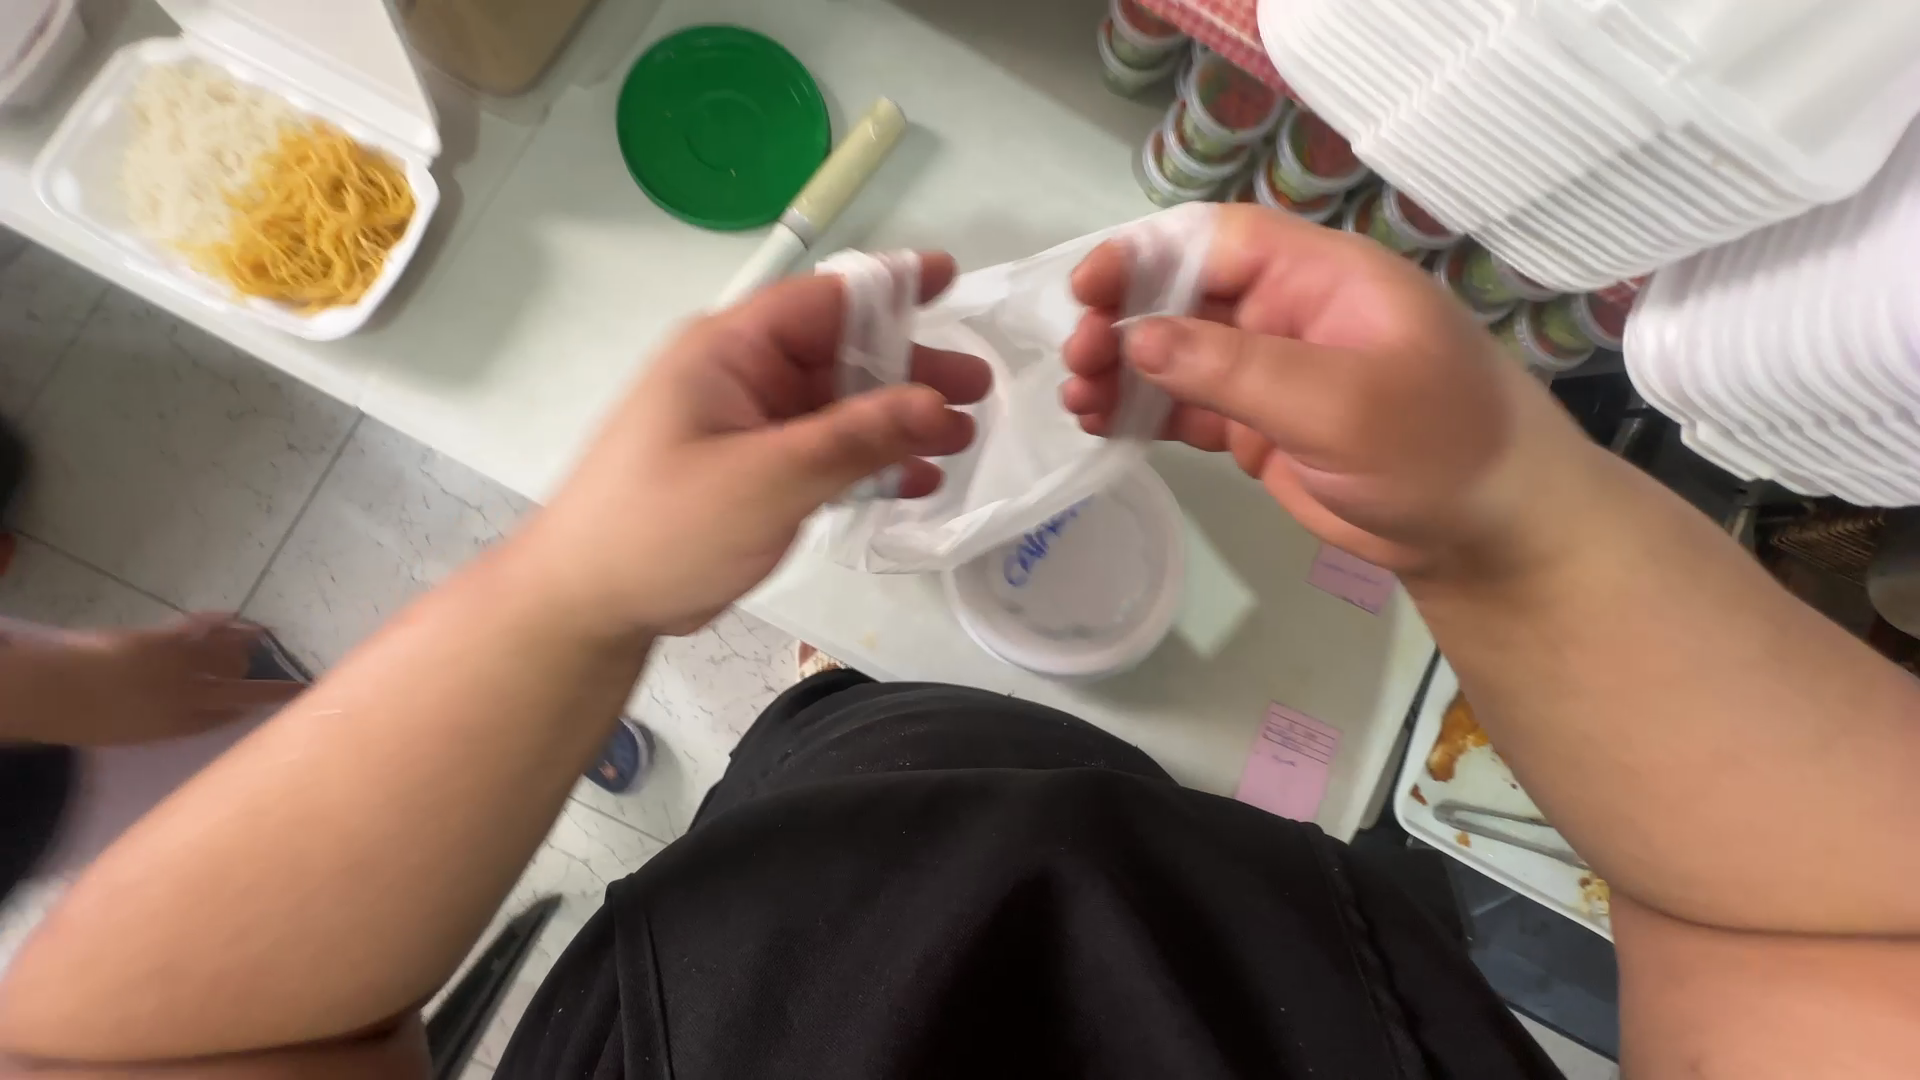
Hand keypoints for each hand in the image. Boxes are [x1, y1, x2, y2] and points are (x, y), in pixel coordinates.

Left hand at [7, 614, 300, 744]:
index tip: (262, 709)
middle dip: (276, 689)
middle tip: (302, 687)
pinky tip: (234, 615)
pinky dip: (222, 620)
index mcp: (176, 724)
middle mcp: (191, 696)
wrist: (46, 689)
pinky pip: (205, 627)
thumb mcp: (121, 733)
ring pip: (230, 656)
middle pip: (244, 691)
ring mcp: (183, 666)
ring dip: (246, 647)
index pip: (225, 717)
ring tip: (261, 637)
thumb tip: (190, 714)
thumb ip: (161, 725)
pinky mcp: (172, 640)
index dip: (247, 712)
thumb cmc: (74, 717)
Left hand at [523, 255, 989, 636]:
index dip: (891, 287)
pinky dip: (871, 466)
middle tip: (978, 391)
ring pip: (842, 411)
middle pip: (844, 358)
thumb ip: (855, 440)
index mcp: (732, 352)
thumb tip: (938, 404)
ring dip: (900, 424)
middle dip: (911, 372)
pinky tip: (917, 484)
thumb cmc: (666, 527)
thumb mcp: (768, 479)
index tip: (951, 279)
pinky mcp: (760, 474)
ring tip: (960, 441)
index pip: (823, 299)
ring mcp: (753, 429)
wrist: (594, 601)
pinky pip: (828, 456)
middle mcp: (746, 379)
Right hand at [1061, 204, 1592, 575]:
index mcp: (1317, 278)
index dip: (1146, 255)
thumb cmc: (1434, 446)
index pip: (1216, 242)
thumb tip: (1136, 338)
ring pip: (1173, 358)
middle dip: (1122, 322)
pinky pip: (1183, 408)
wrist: (1478, 530)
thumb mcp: (1339, 402)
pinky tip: (1103, 424)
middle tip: (1079, 360)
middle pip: (1181, 299)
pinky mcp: (1252, 427)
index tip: (1089, 288)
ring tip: (1078, 401)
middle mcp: (1282, 316)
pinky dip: (1141, 413)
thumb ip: (1234, 368)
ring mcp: (1264, 374)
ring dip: (1121, 373)